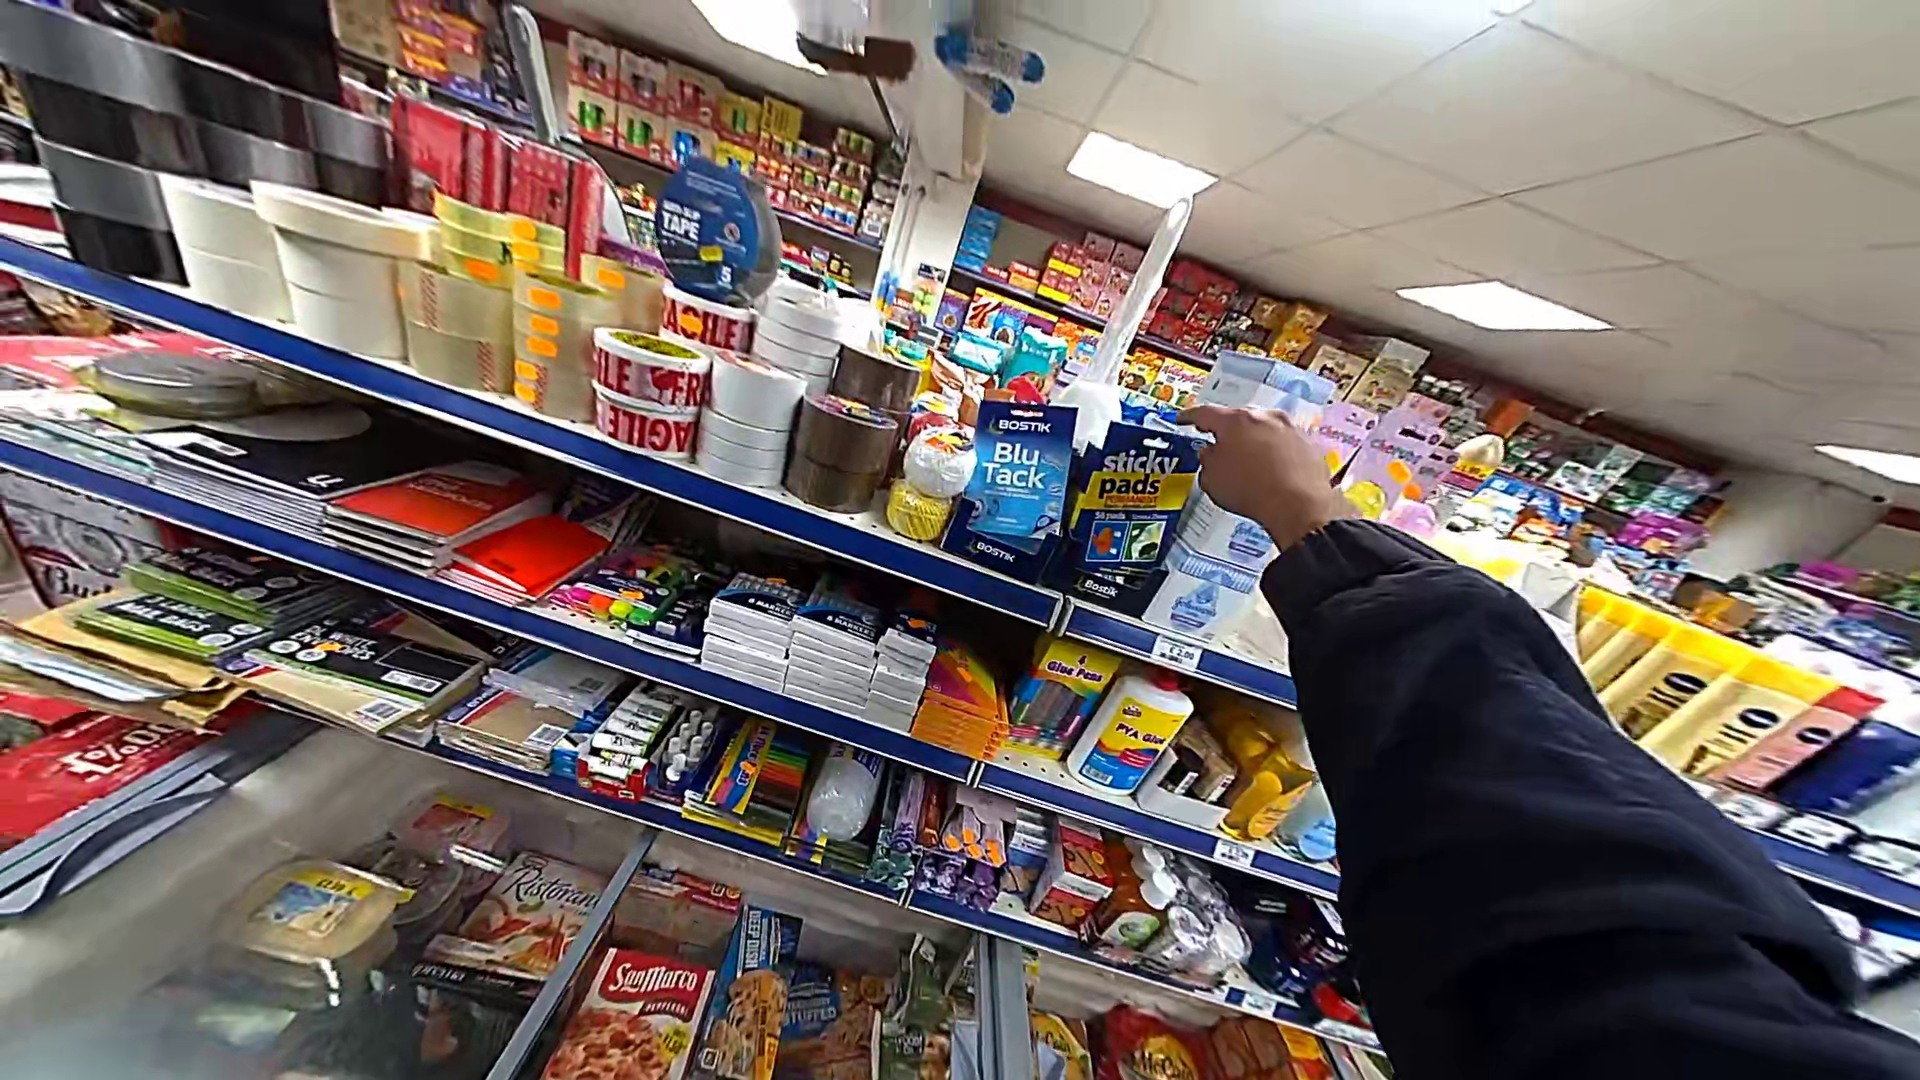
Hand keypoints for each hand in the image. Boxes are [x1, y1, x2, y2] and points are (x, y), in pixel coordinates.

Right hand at [1178, 405, 1341, 550]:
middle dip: (1224, 432)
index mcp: (1234, 421)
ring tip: (1244, 464)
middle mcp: (1263, 417)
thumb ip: (1206, 459)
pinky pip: (1281, 443)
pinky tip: (1266, 471)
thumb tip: (1210, 453)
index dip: (1189, 416)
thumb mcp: (1211, 479)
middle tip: (1215, 445)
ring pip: (1261, 429)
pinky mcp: (1307, 443)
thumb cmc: (1250, 491)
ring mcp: (1289, 428)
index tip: (1183, 418)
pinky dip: (1271, 453)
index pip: (1204, 413)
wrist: (1298, 505)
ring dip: (1250, 442)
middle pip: (1237, 419)